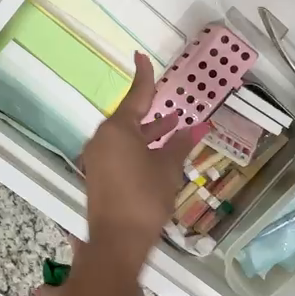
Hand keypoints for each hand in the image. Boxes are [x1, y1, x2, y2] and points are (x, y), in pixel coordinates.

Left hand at [79, 53, 205, 254]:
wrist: (118, 240)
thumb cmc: (145, 198)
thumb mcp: (168, 168)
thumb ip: (181, 144)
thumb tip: (196, 128)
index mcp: (117, 129)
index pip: (136, 95)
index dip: (143, 76)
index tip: (140, 55)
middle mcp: (102, 138)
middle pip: (129, 118)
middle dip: (153, 113)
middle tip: (172, 104)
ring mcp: (98, 157)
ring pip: (125, 137)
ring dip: (148, 133)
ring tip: (173, 126)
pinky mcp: (99, 175)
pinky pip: (120, 152)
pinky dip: (138, 148)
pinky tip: (157, 152)